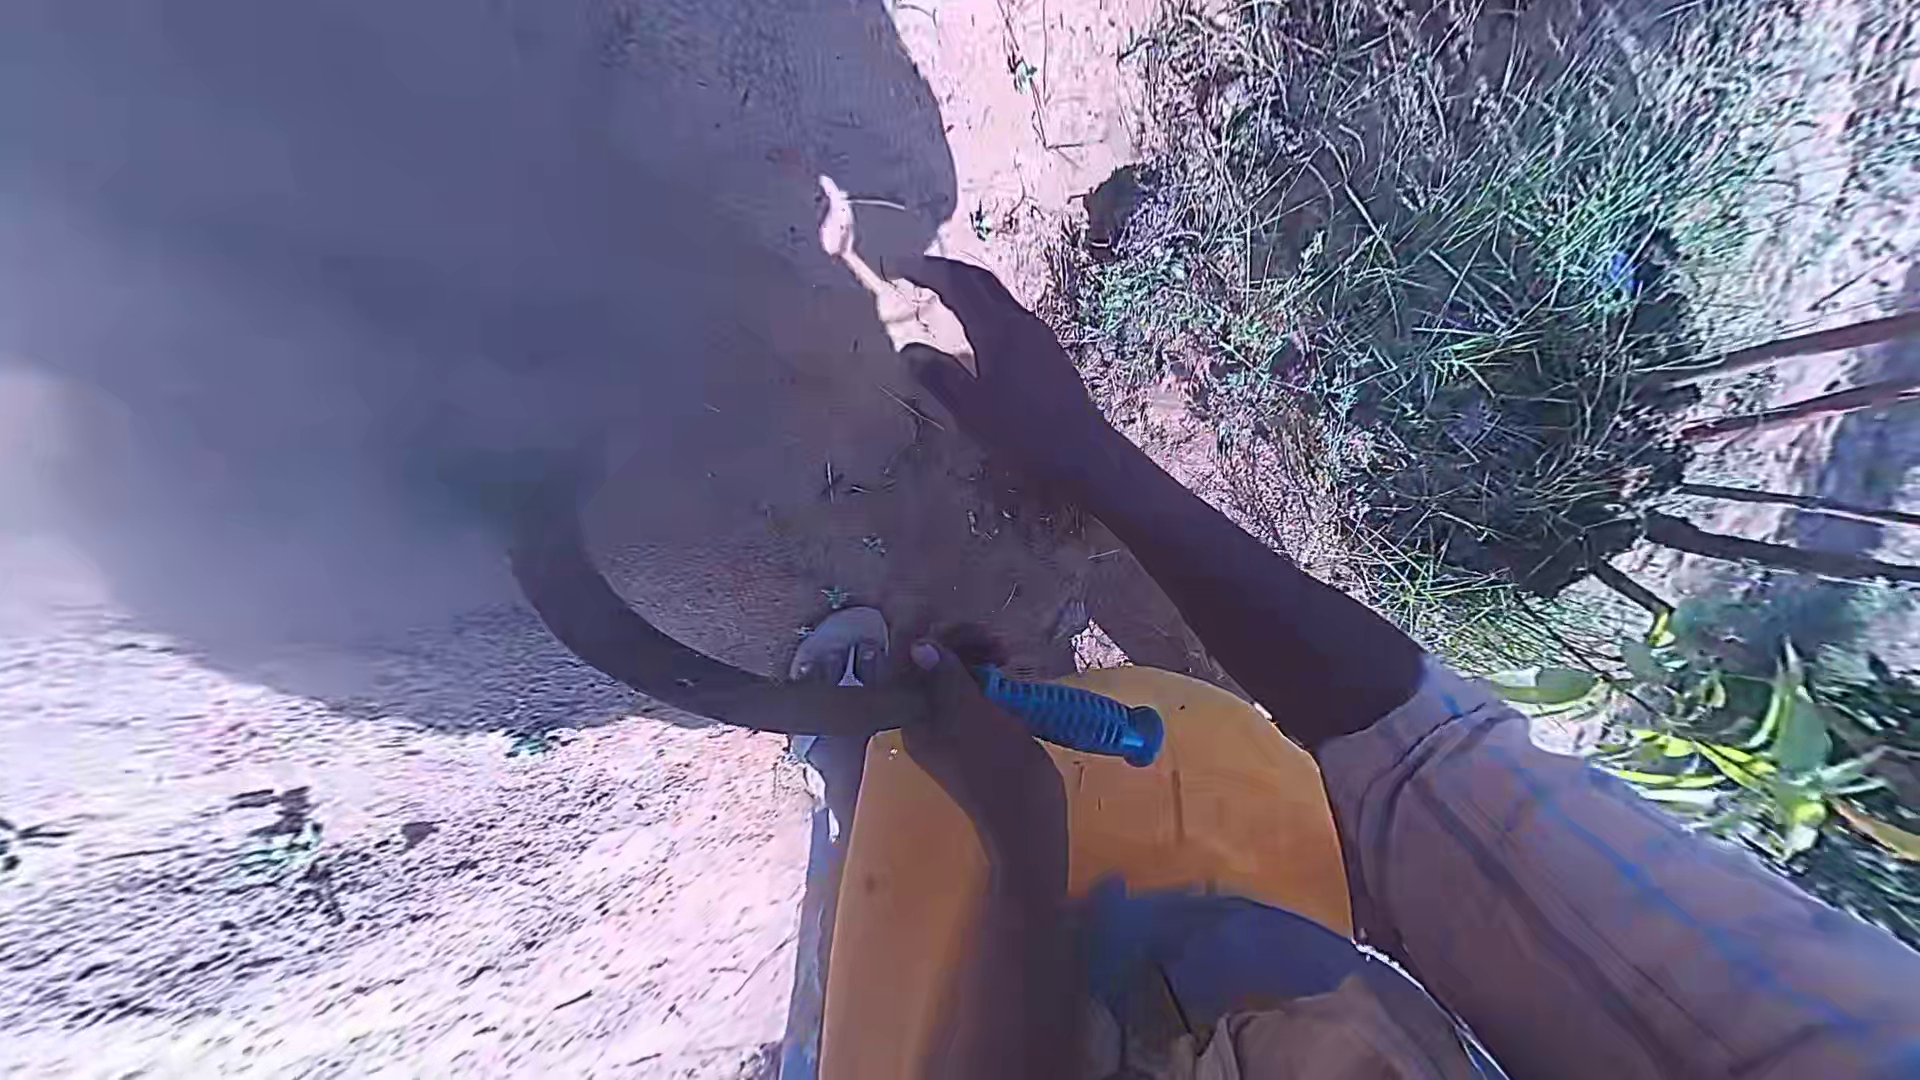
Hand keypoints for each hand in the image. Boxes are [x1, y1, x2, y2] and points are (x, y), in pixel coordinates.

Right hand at [902, 257, 1118, 490]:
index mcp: (997, 330)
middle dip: (947, 270)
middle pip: (981, 280)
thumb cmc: (1022, 433)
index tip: (898, 268)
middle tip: (918, 273)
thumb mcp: (972, 409)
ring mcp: (1039, 335)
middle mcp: (1021, 322)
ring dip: (968, 288)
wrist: (1081, 451)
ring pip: (998, 297)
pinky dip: (985, 308)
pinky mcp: (1048, 352)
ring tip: (943, 296)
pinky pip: (1010, 315)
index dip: (925, 271)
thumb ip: (940, 376)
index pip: (957, 284)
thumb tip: (909, 350)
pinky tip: (978, 330)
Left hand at [902, 639, 1068, 893]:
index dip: (935, 641)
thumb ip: (946, 678)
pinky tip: (1006, 668)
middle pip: (933, 669)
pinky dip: (989, 676)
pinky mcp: (979, 730)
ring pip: (956, 677)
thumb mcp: (972, 716)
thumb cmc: (999, 766)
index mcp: (915, 720)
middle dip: (960, 647)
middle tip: (995, 641)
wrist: (1030, 820)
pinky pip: (975, 692)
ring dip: (977, 658)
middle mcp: (928, 721)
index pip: (910, 667)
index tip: (966, 630)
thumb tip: (918, 644)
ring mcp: (954, 726)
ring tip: (1004, 653)